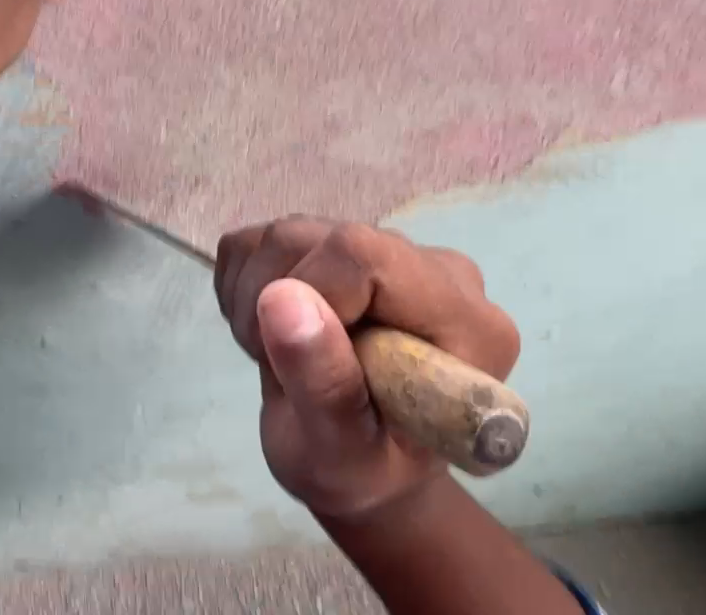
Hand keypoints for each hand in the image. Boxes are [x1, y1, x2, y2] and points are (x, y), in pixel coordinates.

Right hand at [215, 218, 519, 521]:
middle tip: (278, 363)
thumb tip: (282, 297)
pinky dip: (240, 284)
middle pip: (316, 238)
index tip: (294, 352)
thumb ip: (324, 383)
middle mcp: (432, 271)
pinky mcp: (333, 242)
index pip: (365, 253)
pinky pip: (258, 239)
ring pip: (281, 234)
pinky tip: (270, 327)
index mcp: (465, 320)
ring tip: (276, 353)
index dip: (310, 291)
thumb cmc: (361, 470)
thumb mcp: (342, 454)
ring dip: (252, 297)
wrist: (356, 461)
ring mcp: (378, 249)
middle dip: (271, 301)